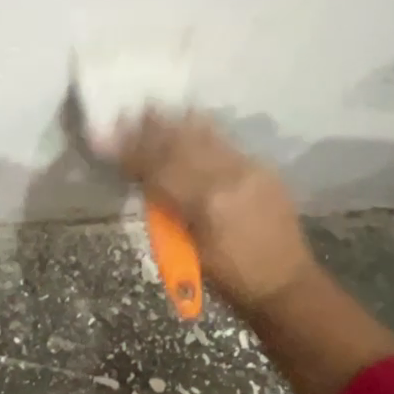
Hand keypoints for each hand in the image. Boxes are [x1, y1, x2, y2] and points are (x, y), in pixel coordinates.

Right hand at [115, 109, 317, 310]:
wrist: (286, 286)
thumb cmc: (230, 279)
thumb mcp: (189, 251)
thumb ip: (168, 211)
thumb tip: (143, 180)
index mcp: (208, 203)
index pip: (160, 169)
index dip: (131, 154)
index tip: (107, 141)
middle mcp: (231, 176)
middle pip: (181, 145)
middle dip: (150, 130)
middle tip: (125, 114)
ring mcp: (251, 168)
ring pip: (205, 136)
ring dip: (176, 122)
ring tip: (152, 107)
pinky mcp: (263, 169)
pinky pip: (226, 142)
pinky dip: (202, 130)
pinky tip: (189, 118)